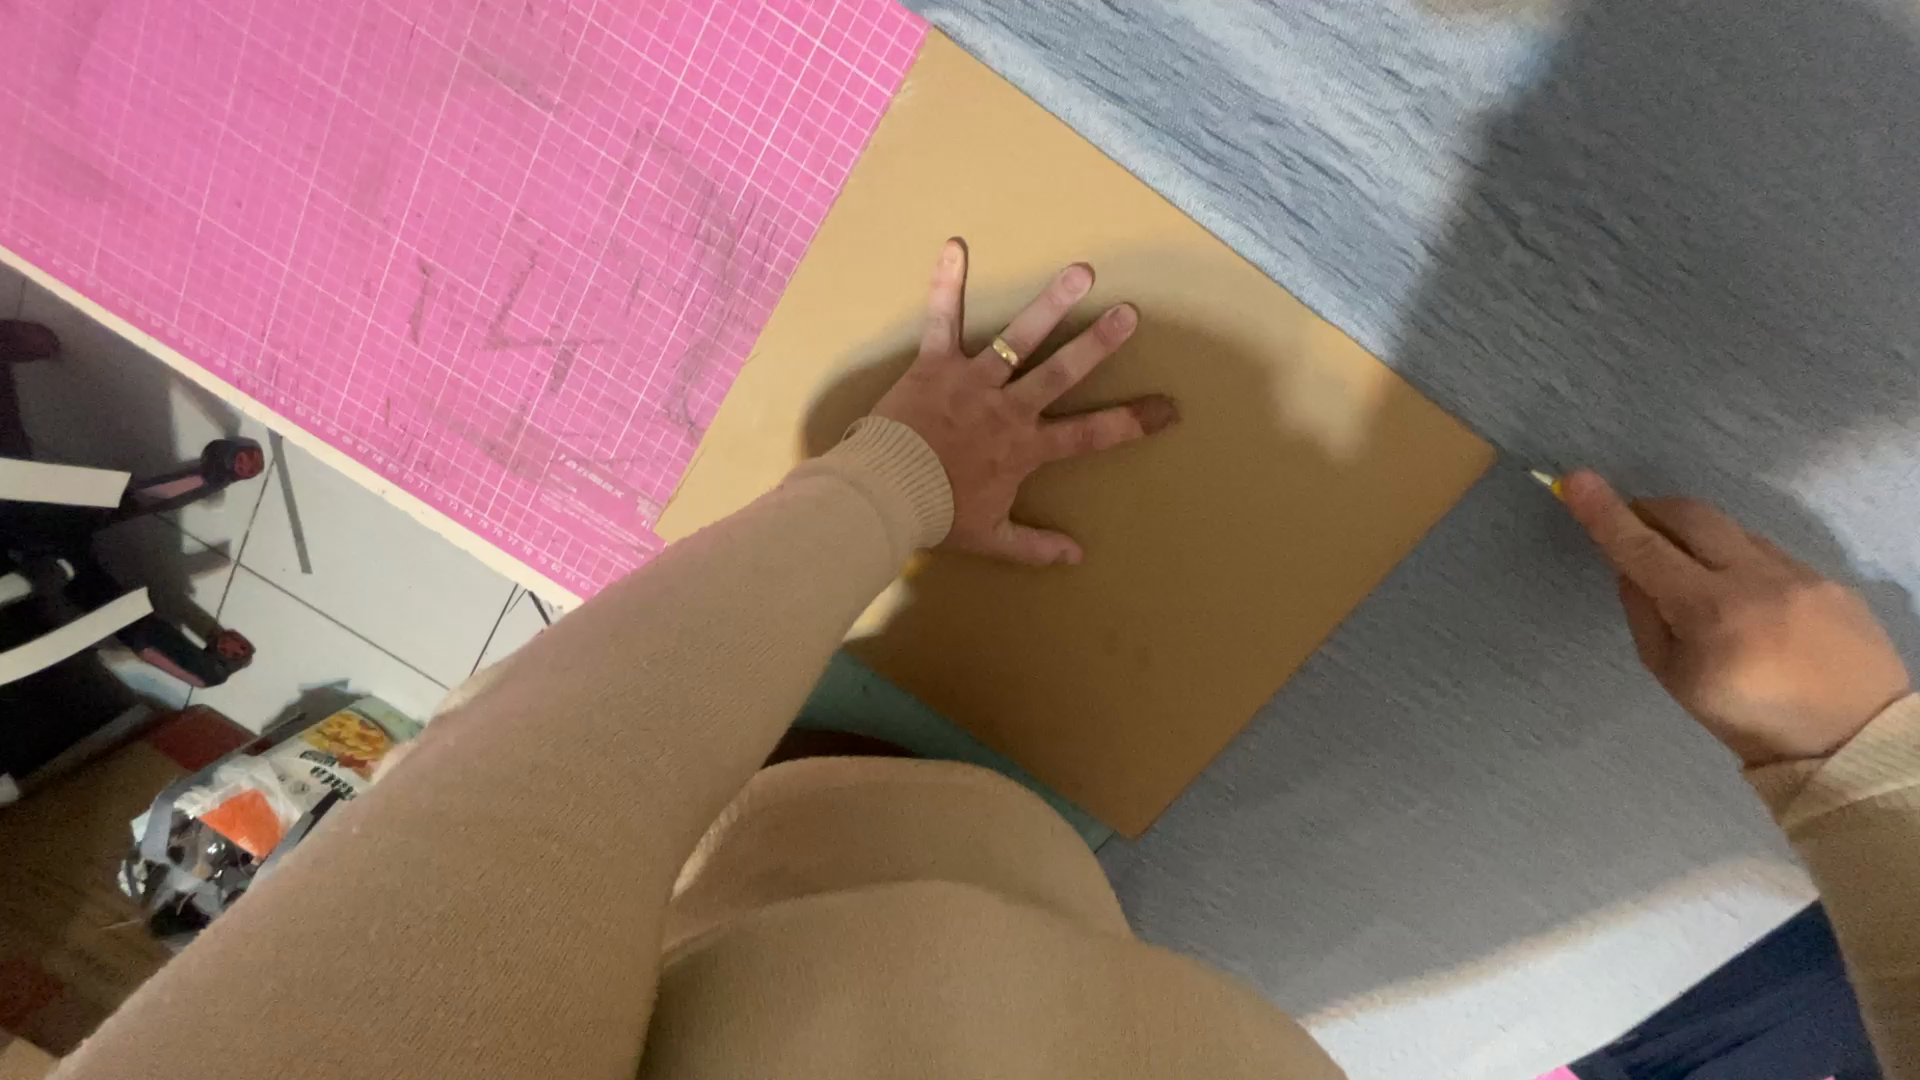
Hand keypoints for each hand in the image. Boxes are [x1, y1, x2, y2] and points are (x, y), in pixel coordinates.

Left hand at [870, 239, 1177, 564]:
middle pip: (1062, 373)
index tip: (1169, 409)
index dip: (1133, 422)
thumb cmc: (939, 514)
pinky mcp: (935, 366)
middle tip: (1129, 314)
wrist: (886, 496)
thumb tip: (1076, 557)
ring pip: (1018, 339)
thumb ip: (1036, 547)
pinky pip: (941, 320)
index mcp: (1026, 448)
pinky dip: (946, 284)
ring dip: (1050, 304)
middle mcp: (1009, 408)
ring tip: (1080, 273)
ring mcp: (973, 382)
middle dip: (1098, 344)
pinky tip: (955, 245)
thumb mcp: (991, 538)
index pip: (1091, 436)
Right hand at [1563, 469, 1910, 765]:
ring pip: (1730, 531)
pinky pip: (1764, 551)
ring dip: (1692, 535)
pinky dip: (1731, 556)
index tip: (1574, 480)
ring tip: (1681, 565)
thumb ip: (1642, 609)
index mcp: (1710, 610)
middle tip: (1625, 519)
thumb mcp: (1668, 668)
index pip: (1641, 547)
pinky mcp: (1829, 580)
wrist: (1853, 739)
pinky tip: (1732, 589)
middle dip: (1649, 509)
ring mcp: (1802, 576)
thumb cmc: (1740, 711)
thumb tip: (1630, 567)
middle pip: (1692, 517)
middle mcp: (1759, 580)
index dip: (1603, 512)